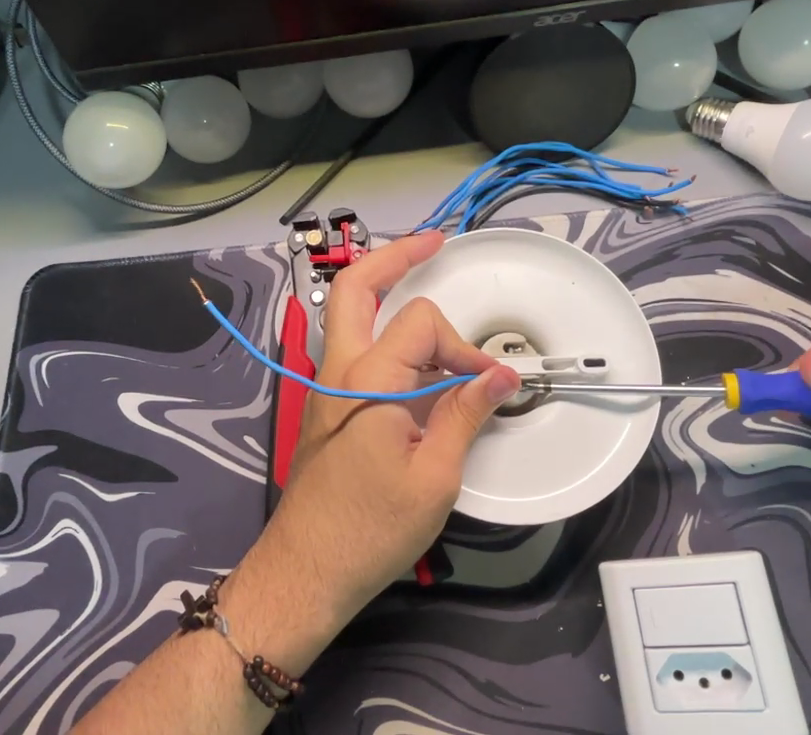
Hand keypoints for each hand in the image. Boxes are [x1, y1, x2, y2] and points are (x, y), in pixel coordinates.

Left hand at [234, 232, 518, 650]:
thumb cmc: (372, 530)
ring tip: (418, 271)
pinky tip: (409, 343)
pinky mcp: (326, 404)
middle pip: (357, 286)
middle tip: (433, 241)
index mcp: (367, 380)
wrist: (307, 570)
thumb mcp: (435, 476)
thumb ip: (467, 414)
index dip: (463, 344)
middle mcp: (339, 369)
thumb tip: (503, 375)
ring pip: (347, 313)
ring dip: (381, 286)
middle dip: (395, 256)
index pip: (422, 324)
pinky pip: (352, 347)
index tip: (489, 380)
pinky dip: (380, 328)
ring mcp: (326, 385)